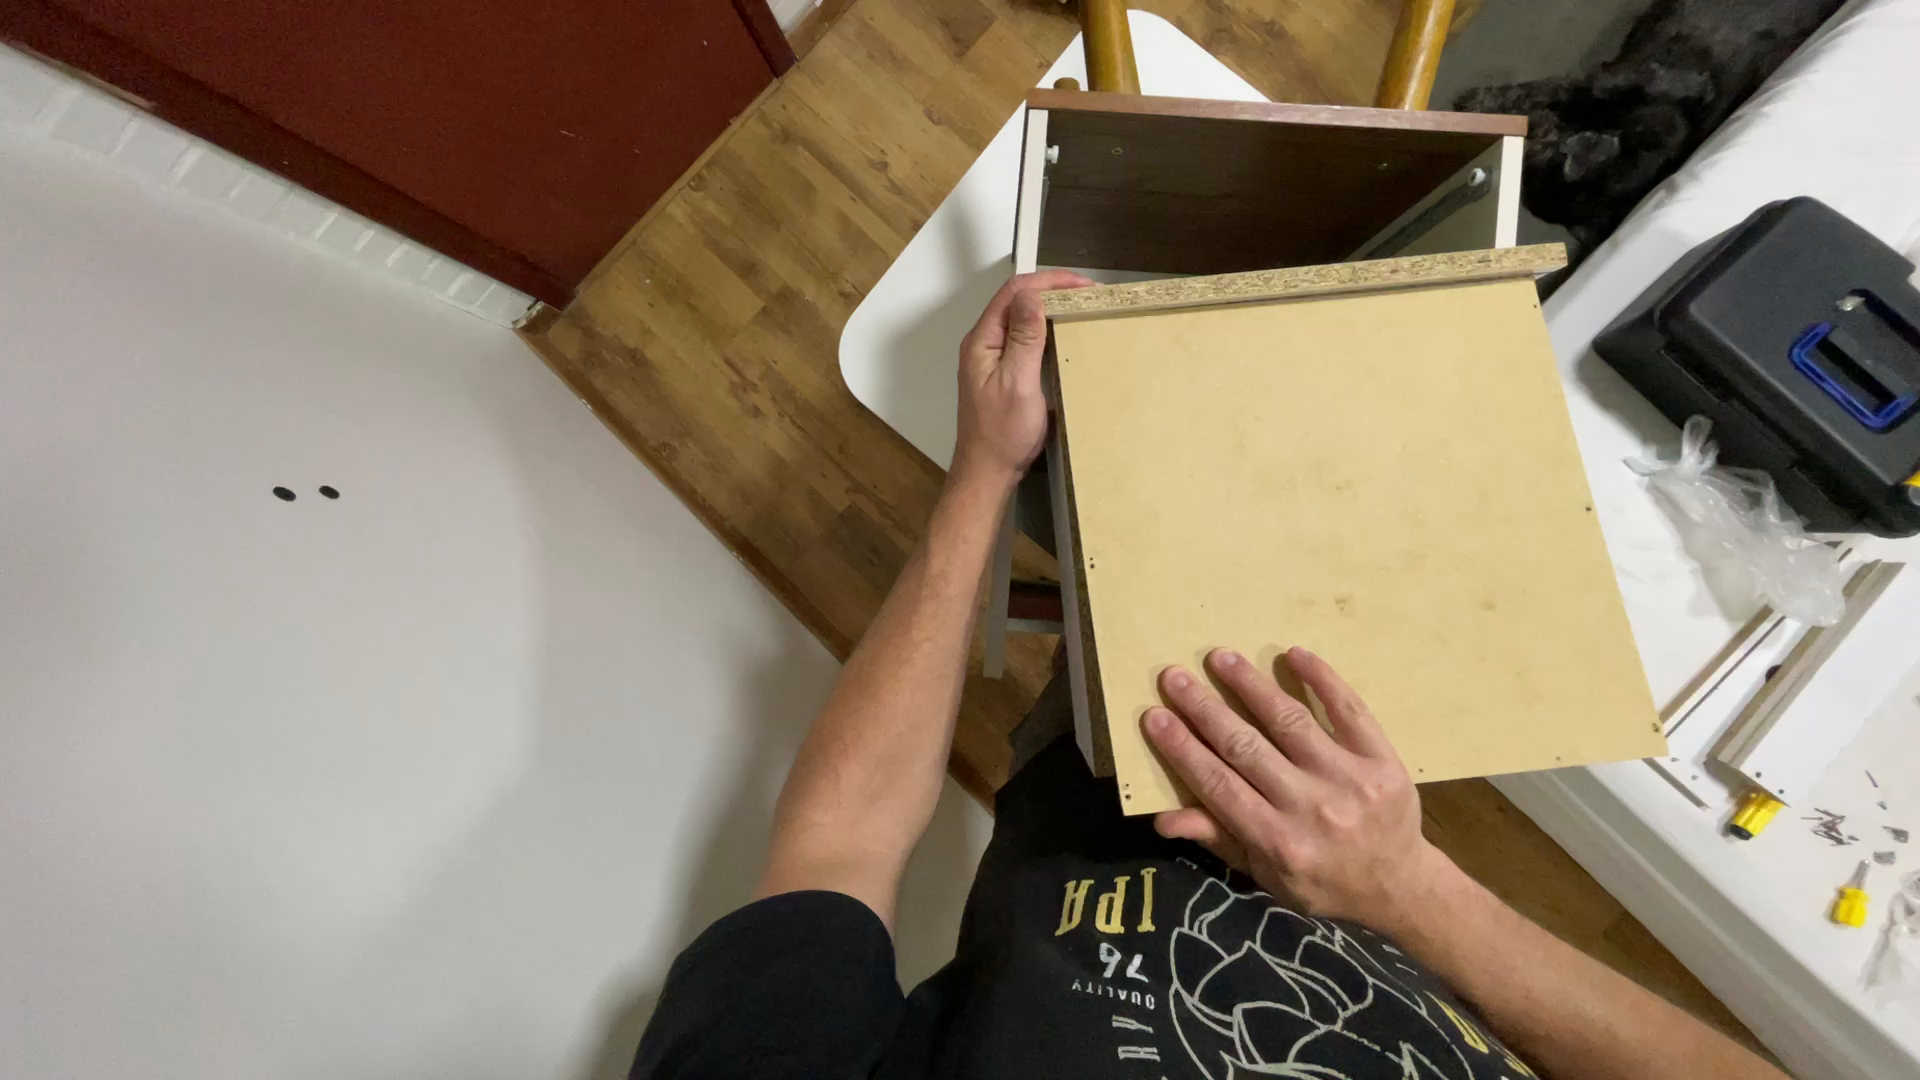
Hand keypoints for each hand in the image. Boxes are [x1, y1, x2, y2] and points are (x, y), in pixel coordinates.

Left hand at [952, 269, 1092, 488]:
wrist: (987, 472)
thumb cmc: (1002, 434)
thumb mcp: (1018, 382)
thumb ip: (1024, 337)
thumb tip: (1032, 293)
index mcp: (982, 341)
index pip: (1014, 292)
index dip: (1049, 281)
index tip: (1083, 285)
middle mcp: (984, 344)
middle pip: (1017, 302)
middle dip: (1053, 291)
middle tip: (1090, 296)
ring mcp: (992, 360)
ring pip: (1021, 321)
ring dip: (1051, 310)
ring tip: (1082, 310)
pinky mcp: (1002, 374)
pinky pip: (1024, 341)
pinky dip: (1046, 332)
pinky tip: (1065, 337)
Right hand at [1142, 647, 1462, 932]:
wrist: (1402, 888)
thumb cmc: (1319, 880)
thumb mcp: (1262, 873)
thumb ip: (1216, 838)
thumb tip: (1162, 819)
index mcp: (1278, 841)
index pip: (1218, 785)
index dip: (1182, 748)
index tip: (1154, 715)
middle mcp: (1313, 809)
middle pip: (1246, 748)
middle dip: (1204, 709)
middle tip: (1174, 677)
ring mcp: (1351, 781)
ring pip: (1290, 721)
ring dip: (1250, 685)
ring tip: (1221, 657)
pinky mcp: (1382, 760)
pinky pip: (1349, 711)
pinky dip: (1322, 679)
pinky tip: (1293, 653)